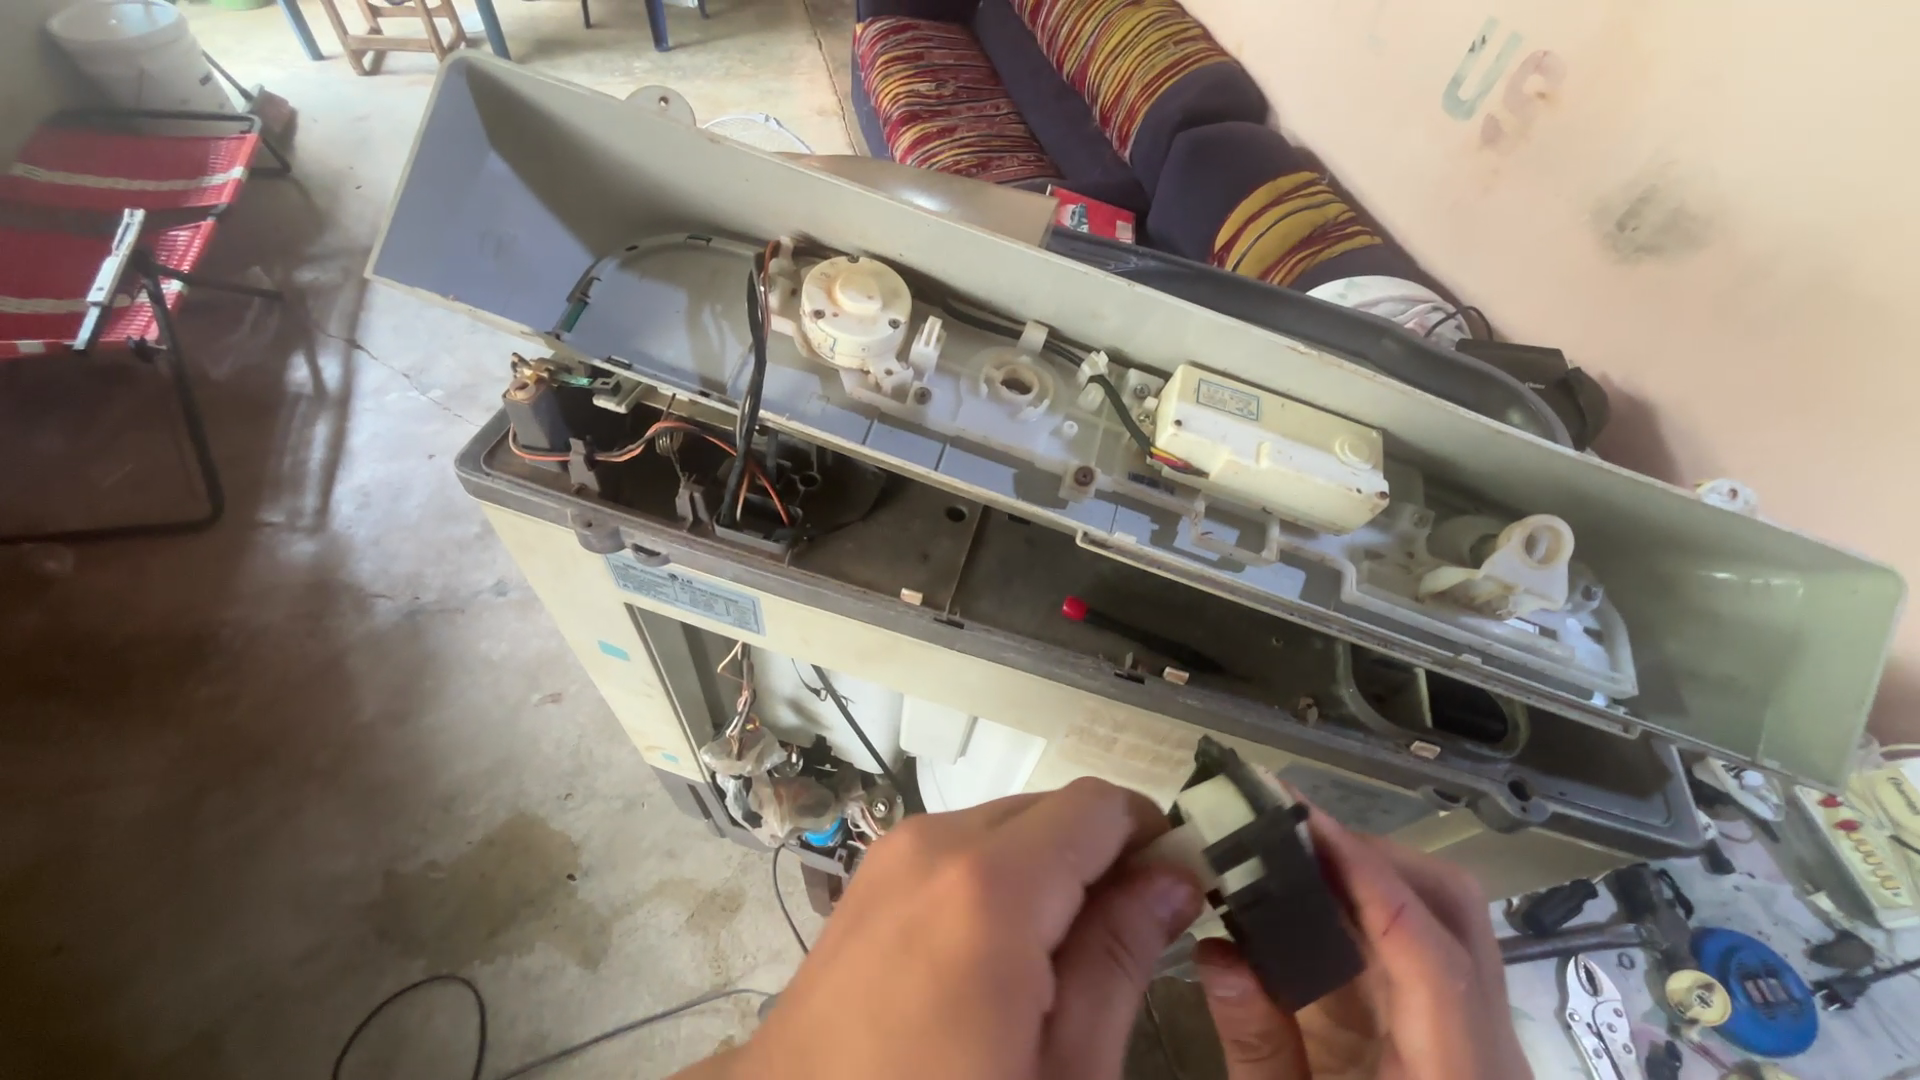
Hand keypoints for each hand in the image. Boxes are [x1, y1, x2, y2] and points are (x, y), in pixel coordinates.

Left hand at [677, 778, 1202, 1079]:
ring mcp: (896, 851)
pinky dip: (1001, 876)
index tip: (1177, 889)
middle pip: (1053, 809)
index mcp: (990, 885)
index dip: (1150, 837)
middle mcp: (937, 841)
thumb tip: (1172, 879)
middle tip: (1127, 938)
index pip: (1098, 806)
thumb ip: (1120, 958)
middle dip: (1101, 855)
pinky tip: (1001, 952)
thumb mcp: (1062, 1070)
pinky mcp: (873, 872)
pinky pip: (963, 847)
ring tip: (1059, 959)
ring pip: (1008, 824)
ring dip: (1051, 868)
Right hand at [1193, 808, 1530, 1079]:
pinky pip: (1425, 946)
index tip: (1297, 817)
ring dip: (1366, 875)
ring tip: (1287, 857)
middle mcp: (1491, 1049)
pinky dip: (1367, 910)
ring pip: (1445, 918)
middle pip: (1452, 910)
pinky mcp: (1465, 1036)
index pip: (1430, 952)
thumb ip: (1257, 1046)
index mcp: (1456, 1075)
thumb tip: (1215, 946)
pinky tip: (1310, 909)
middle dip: (1366, 857)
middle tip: (1280, 833)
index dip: (1366, 875)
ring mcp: (1487, 1039)